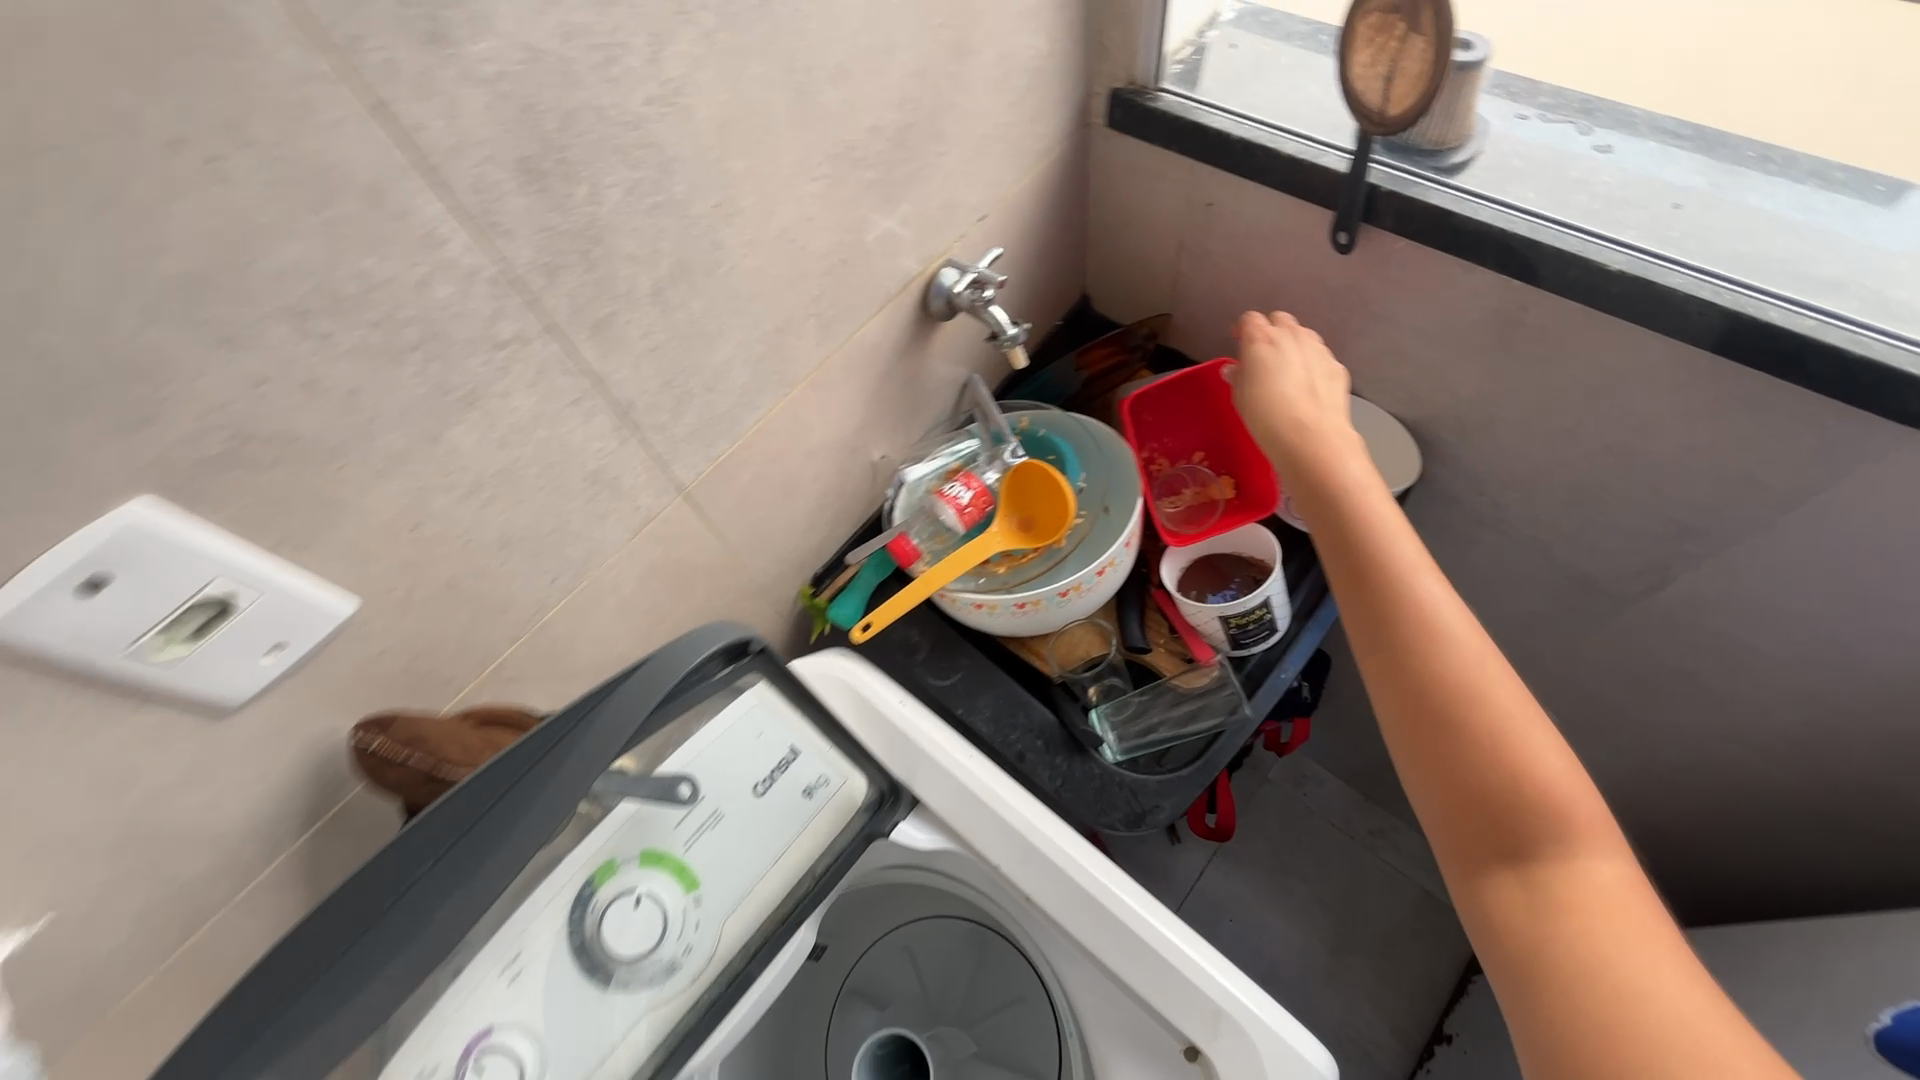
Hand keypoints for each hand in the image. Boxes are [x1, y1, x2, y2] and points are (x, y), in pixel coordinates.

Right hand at [1229, 311, 1363, 481]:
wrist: (1311, 438)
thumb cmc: (1266, 417)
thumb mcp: (1240, 398)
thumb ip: (1238, 377)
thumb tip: (1235, 369)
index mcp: (1261, 339)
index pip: (1249, 319)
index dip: (1243, 330)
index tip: (1238, 343)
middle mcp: (1291, 336)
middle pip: (1279, 320)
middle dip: (1270, 331)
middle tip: (1262, 355)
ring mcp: (1318, 348)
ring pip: (1303, 335)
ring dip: (1292, 345)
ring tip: (1286, 371)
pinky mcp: (1336, 365)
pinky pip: (1319, 356)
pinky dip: (1311, 364)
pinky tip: (1307, 387)